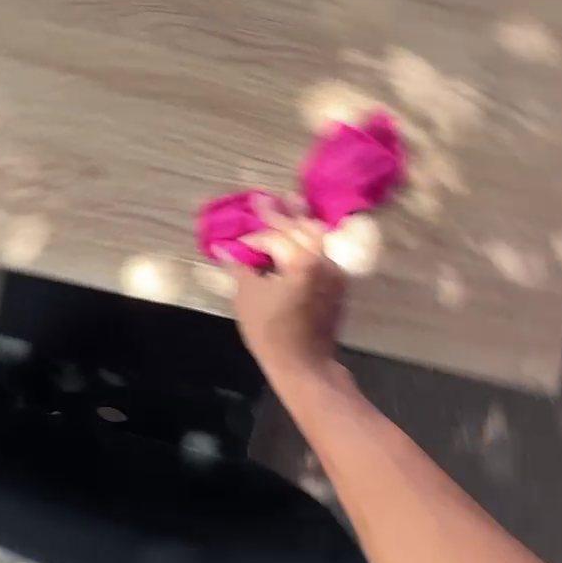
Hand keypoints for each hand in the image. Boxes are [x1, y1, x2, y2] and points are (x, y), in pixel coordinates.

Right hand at [226, 198, 346, 375]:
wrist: (304, 364)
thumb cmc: (270, 332)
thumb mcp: (248, 298)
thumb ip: (240, 268)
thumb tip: (224, 249)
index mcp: (300, 262)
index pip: (273, 239)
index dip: (251, 240)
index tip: (235, 242)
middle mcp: (323, 261)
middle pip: (300, 228)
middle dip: (280, 214)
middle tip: (263, 198)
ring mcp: (335, 272)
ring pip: (319, 236)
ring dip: (301, 220)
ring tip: (292, 201)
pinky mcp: (338, 284)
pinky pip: (325, 251)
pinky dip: (312, 238)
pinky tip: (304, 232)